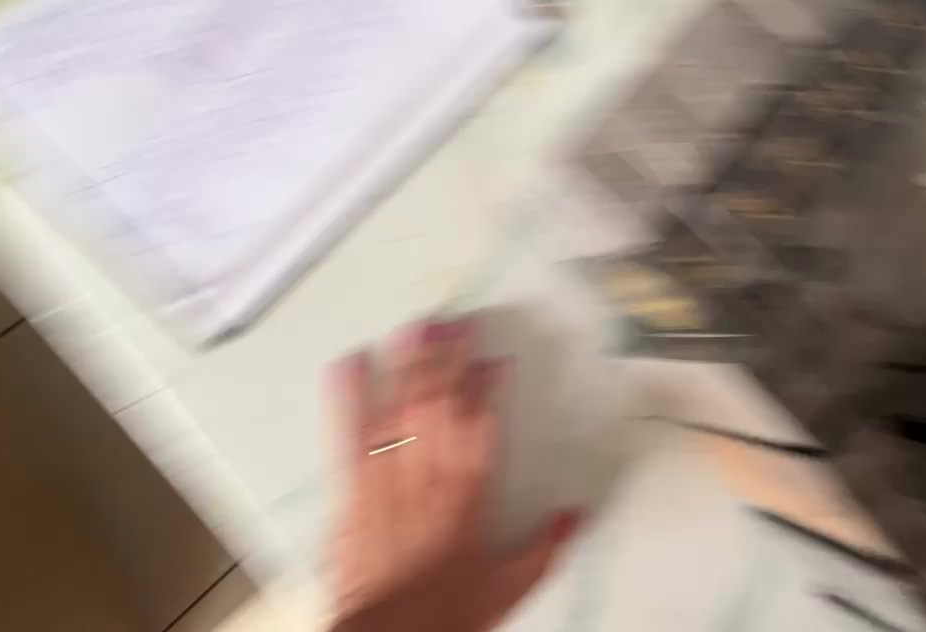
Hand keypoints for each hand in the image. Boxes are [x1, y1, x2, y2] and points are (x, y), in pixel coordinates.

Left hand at [326, 317, 582, 631]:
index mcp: (468, 494)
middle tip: (455, 322)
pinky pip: (349, 435)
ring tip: (414, 327)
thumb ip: (547, 545)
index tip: (496, 360)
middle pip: (440, 403)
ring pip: (400, 408)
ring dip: (408, 365)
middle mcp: (429, 476)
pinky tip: (349, 364)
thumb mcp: (508, 586)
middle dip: (448, 358)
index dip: (489, 388)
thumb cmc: (445, 612)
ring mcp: (387, 477)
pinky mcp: (352, 488)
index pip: (482, 425)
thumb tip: (578, 513)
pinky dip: (348, 397)